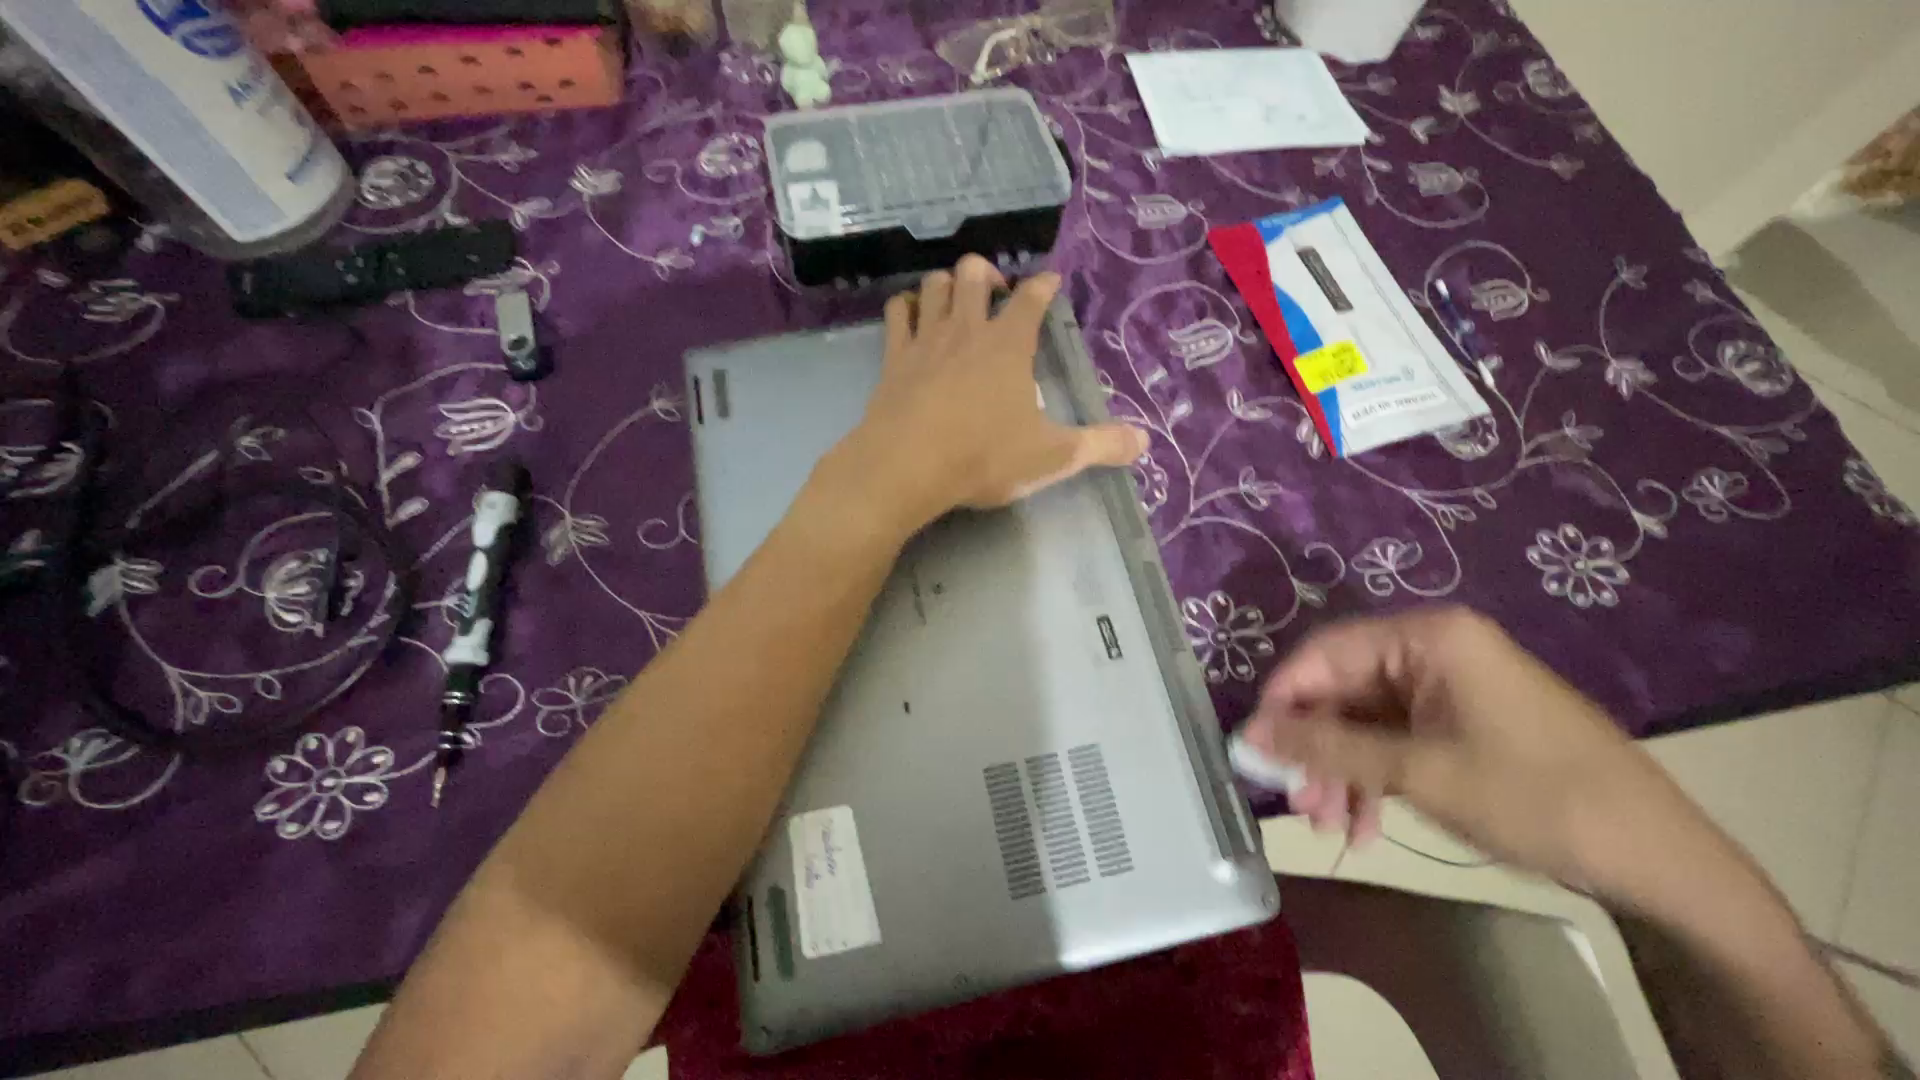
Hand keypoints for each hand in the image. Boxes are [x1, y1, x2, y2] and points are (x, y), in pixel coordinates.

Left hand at [828, 256, 1146, 535]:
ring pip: (935, 284)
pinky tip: (912, 315)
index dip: (1044, 284)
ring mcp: (926, 340)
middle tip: (999, 296)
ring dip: (948, 283)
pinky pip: (896, 312)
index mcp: (1009, 345)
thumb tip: (1144, 441)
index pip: (1032, 297)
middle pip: (976, 273)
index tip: (1051, 282)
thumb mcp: (1052, 457)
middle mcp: (967, 330)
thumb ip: (1099, 446)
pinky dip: (906, 305)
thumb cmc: (984, 457)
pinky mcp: (892, 357)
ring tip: (958, 301)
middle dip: (990, 274)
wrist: (907, 467)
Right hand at [1242, 606, 1738, 909]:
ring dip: (1341, 773)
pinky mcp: (1463, 722)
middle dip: (1315, 750)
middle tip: (1298, 805)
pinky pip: (1396, 741)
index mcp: (1428, 637)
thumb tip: (1245, 733)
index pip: (1324, 653)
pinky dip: (1374, 780)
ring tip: (1332, 829)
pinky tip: (1367, 828)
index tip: (1255, 752)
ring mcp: (1450, 687)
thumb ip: (1325, 747)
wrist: (1657, 858)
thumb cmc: (1534, 797)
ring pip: (1365, 722)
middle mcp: (1434, 650)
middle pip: (1342, 690)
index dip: (1282, 701)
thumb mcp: (1417, 772)